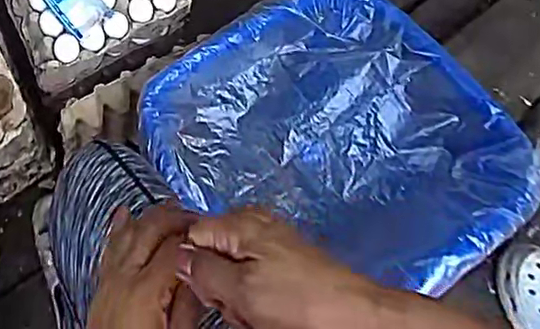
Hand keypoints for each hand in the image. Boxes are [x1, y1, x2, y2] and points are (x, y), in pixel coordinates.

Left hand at [87, 204, 201, 328]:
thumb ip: (187, 307)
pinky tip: (124, 215)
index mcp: (145, 290)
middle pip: (149, 229)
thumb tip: (197, 279)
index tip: (209, 234)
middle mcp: (123, 276)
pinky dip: (121, 226)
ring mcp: (109, 279)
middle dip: (174, 217)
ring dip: (150, 217)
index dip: (193, 236)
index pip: (174, 248)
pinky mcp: (101, 286)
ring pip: (129, 231)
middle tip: (195, 217)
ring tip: (170, 208)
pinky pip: (111, 246)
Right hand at [176, 208, 448, 328]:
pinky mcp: (288, 262)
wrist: (360, 320)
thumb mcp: (243, 291)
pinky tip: (274, 314)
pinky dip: (259, 298)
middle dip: (221, 285)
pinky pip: (257, 278)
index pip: (192, 234)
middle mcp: (253, 222)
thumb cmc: (303, 303)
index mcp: (239, 222)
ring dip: (241, 298)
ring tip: (261, 315)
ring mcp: (272, 241)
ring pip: (235, 271)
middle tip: (242, 309)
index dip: (194, 266)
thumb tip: (179, 256)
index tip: (210, 292)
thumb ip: (205, 270)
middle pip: (214, 253)